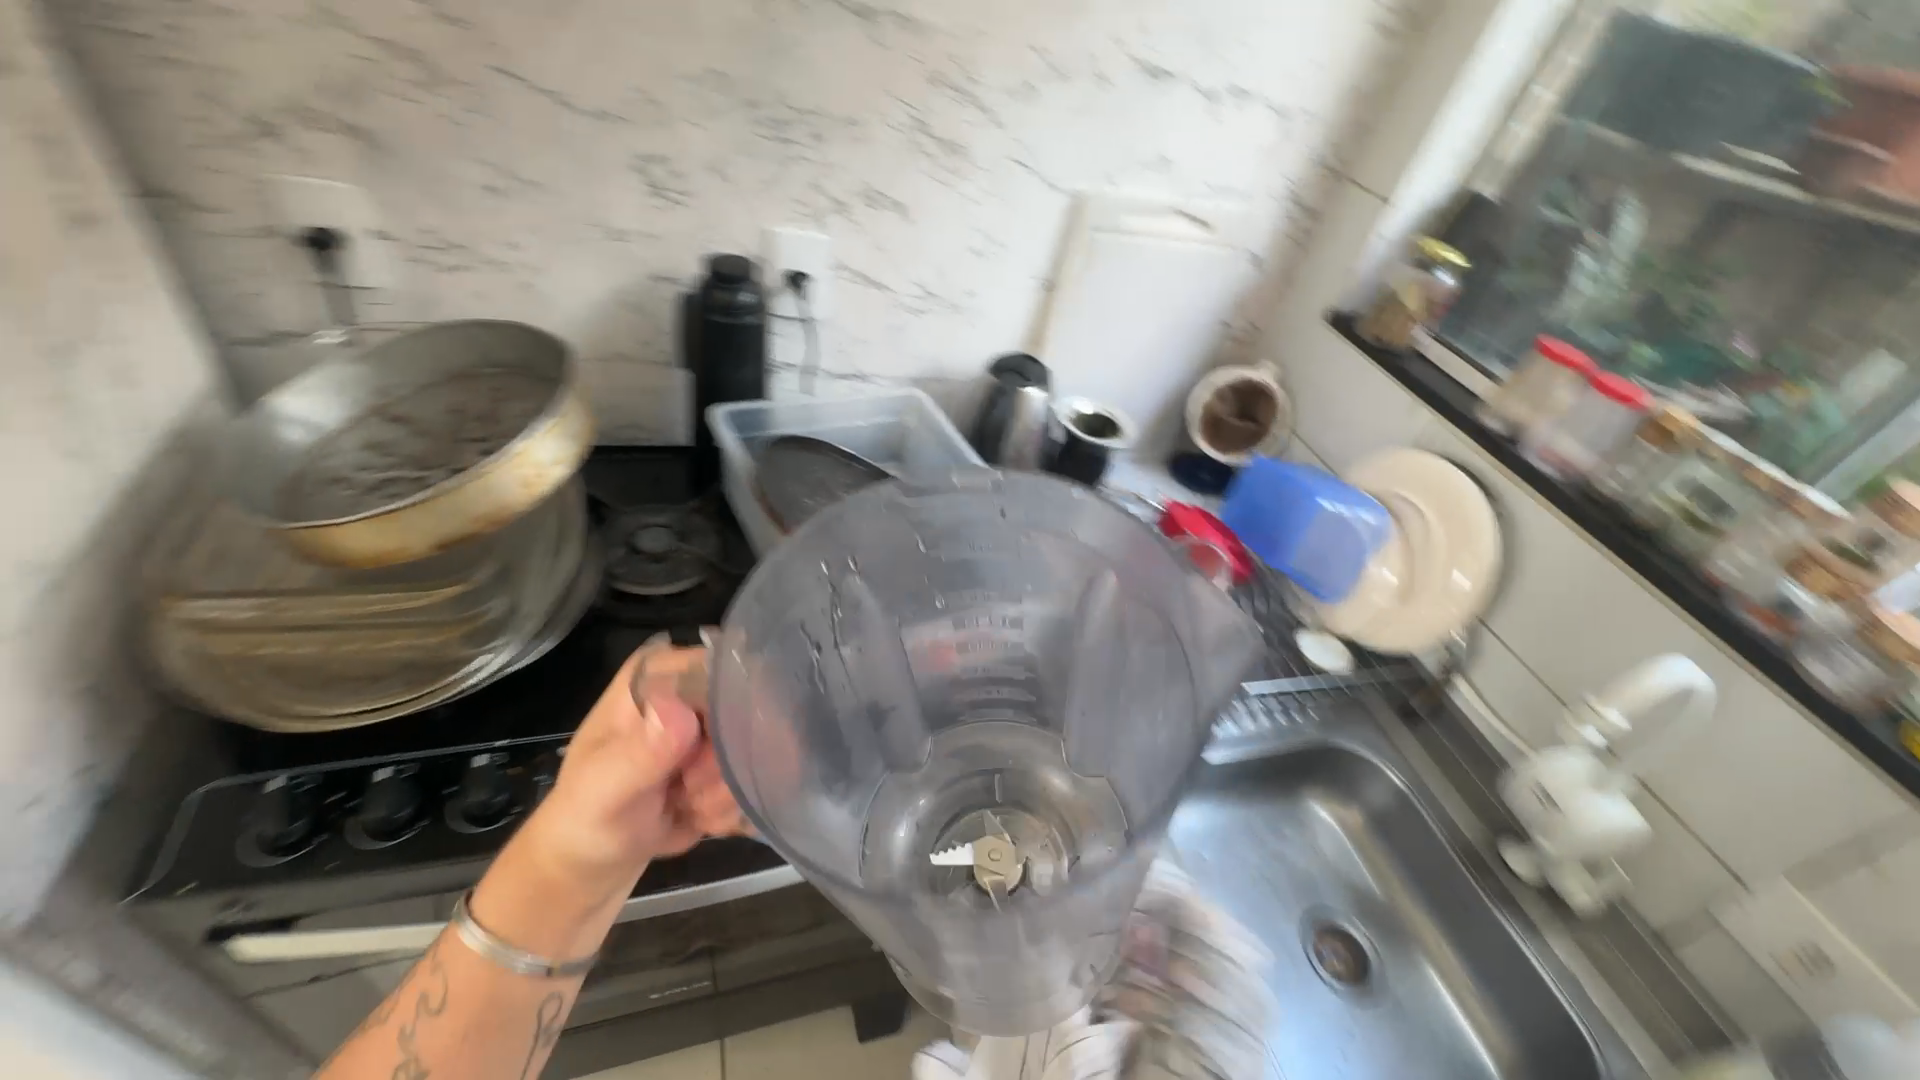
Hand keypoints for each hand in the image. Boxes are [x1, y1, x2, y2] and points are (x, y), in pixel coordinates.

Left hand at [517, 641, 745, 893]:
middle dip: (725, 765)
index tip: (701, 764)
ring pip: (759, 750)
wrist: (595, 857)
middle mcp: (692, 688)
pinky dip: (730, 806)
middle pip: (750, 712)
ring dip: (725, 792)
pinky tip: (697, 815)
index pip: (721, 672)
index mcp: (657, 675)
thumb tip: (678, 713)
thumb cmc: (586, 816)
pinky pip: (758, 777)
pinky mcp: (729, 757)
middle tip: (687, 792)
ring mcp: (714, 724)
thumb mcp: (603, 789)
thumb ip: (638, 754)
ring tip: (685, 805)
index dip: (727, 716)